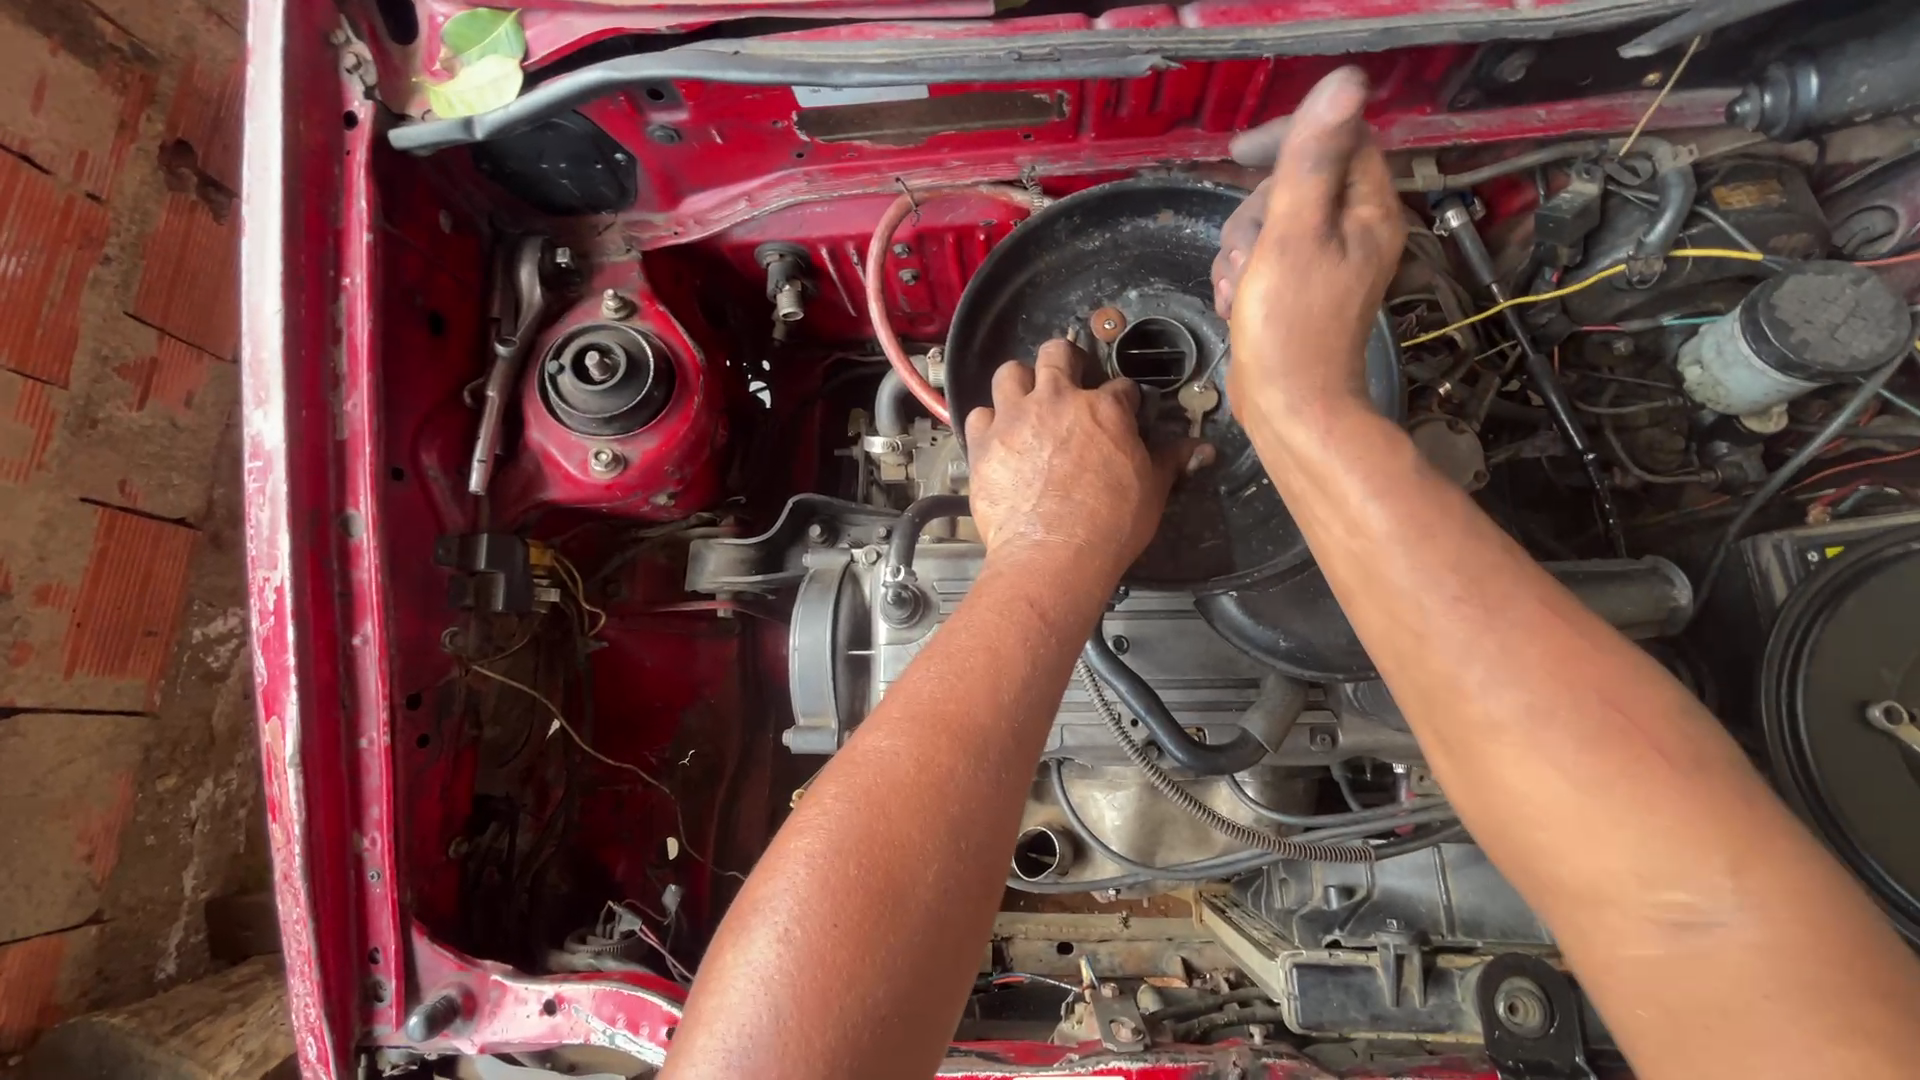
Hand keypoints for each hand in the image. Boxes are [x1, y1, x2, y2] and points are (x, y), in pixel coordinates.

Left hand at [965, 340, 1211, 582]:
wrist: (1053, 554)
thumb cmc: (1106, 526)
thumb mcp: (1151, 490)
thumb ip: (1170, 461)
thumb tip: (1199, 449)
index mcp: (1104, 409)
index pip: (1119, 387)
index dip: (1122, 398)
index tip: (1121, 410)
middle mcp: (1056, 402)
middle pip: (1057, 353)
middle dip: (1064, 359)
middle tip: (1068, 377)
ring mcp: (1015, 419)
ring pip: (1009, 373)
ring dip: (1019, 382)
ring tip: (1026, 399)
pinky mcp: (984, 444)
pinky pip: (978, 415)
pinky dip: (988, 422)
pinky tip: (998, 437)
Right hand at [1211, 67, 1405, 429]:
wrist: (1289, 408)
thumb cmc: (1291, 327)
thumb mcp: (1293, 236)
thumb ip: (1310, 162)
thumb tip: (1343, 84)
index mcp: (1369, 210)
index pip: (1336, 140)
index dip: (1286, 138)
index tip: (1237, 153)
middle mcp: (1353, 231)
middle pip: (1291, 186)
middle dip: (1253, 217)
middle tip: (1246, 258)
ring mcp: (1323, 264)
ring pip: (1266, 226)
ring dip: (1239, 253)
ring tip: (1239, 290)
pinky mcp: (1296, 291)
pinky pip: (1260, 261)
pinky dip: (1241, 278)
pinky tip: (1237, 304)